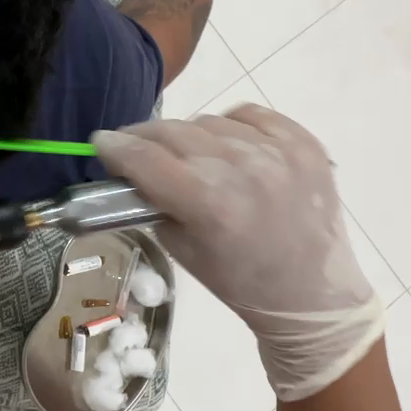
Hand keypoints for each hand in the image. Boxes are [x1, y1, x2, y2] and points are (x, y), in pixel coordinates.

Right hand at [93, 107, 384, 400]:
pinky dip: (229, 127)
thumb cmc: (238, 281)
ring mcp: (279, 153)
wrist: (311, 296)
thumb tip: (132, 167)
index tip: (99, 142)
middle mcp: (244, 170)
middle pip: (172, 132)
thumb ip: (155, 201)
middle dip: (143, 138)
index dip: (115, 147)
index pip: (145, 159)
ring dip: (187, 137)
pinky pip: (248, 115)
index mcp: (210, 204)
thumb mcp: (181, 249)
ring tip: (188, 157)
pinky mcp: (304, 143)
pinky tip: (228, 148)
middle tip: (133, 148)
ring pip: (207, 121)